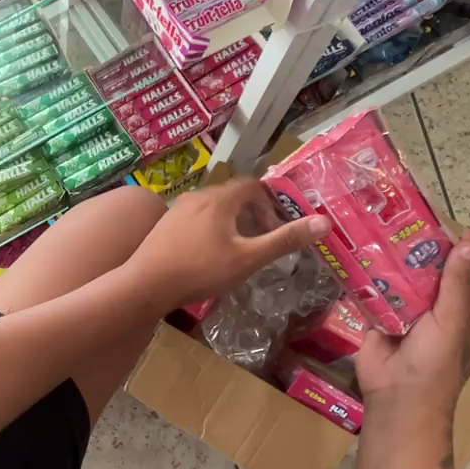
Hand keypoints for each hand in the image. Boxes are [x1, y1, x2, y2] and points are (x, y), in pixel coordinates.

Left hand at [123, 177, 329, 310]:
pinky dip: (213, 228)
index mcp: (219, 199)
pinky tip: (212, 254)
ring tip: (243, 247)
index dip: (272, 201)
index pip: (252, 185)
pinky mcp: (164, 225)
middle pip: (233, 195)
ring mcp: (177, 210)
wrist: (145, 283)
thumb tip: (324, 222)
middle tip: (267, 238)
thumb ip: (284, 240)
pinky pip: (196, 219)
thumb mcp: (248, 258)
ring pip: (214, 208)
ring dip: (233, 222)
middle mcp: (197, 197)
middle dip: (254, 212)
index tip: (281, 224)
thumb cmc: (200, 269)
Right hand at [355, 230, 469, 423]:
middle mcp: (443, 313)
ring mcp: (411, 316)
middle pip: (444, 276)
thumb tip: (468, 245)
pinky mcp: (381, 319)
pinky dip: (371, 279)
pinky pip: (377, 295)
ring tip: (385, 237)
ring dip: (399, 264)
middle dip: (434, 254)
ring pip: (409, 283)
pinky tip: (361, 259)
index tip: (467, 234)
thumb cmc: (435, 363)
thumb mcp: (453, 322)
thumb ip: (457, 285)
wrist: (396, 395)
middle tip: (416, 229)